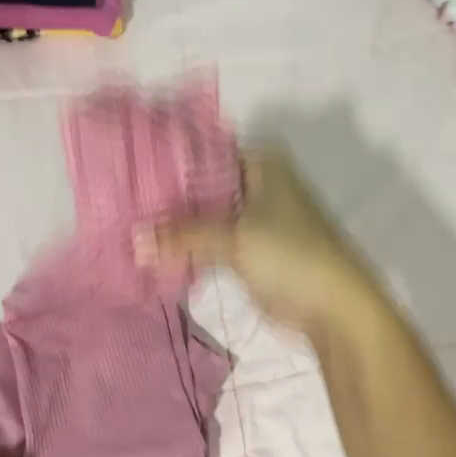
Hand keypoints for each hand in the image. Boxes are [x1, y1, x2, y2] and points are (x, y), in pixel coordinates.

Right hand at [146, 148, 383, 333]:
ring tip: (131, 234)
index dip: (169, 163)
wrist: (332, 305)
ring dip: (176, 230)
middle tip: (123, 208)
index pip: (204, 151)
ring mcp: (253, 220)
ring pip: (204, 219)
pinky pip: (210, 246)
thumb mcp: (233, 237)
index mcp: (261, 163)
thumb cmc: (290, 255)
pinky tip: (156, 257)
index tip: (130, 173)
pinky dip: (189, 251)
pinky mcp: (249, 253)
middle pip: (201, 187)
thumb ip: (182, 235)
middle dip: (167, 201)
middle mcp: (256, 184)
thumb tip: (134, 241)